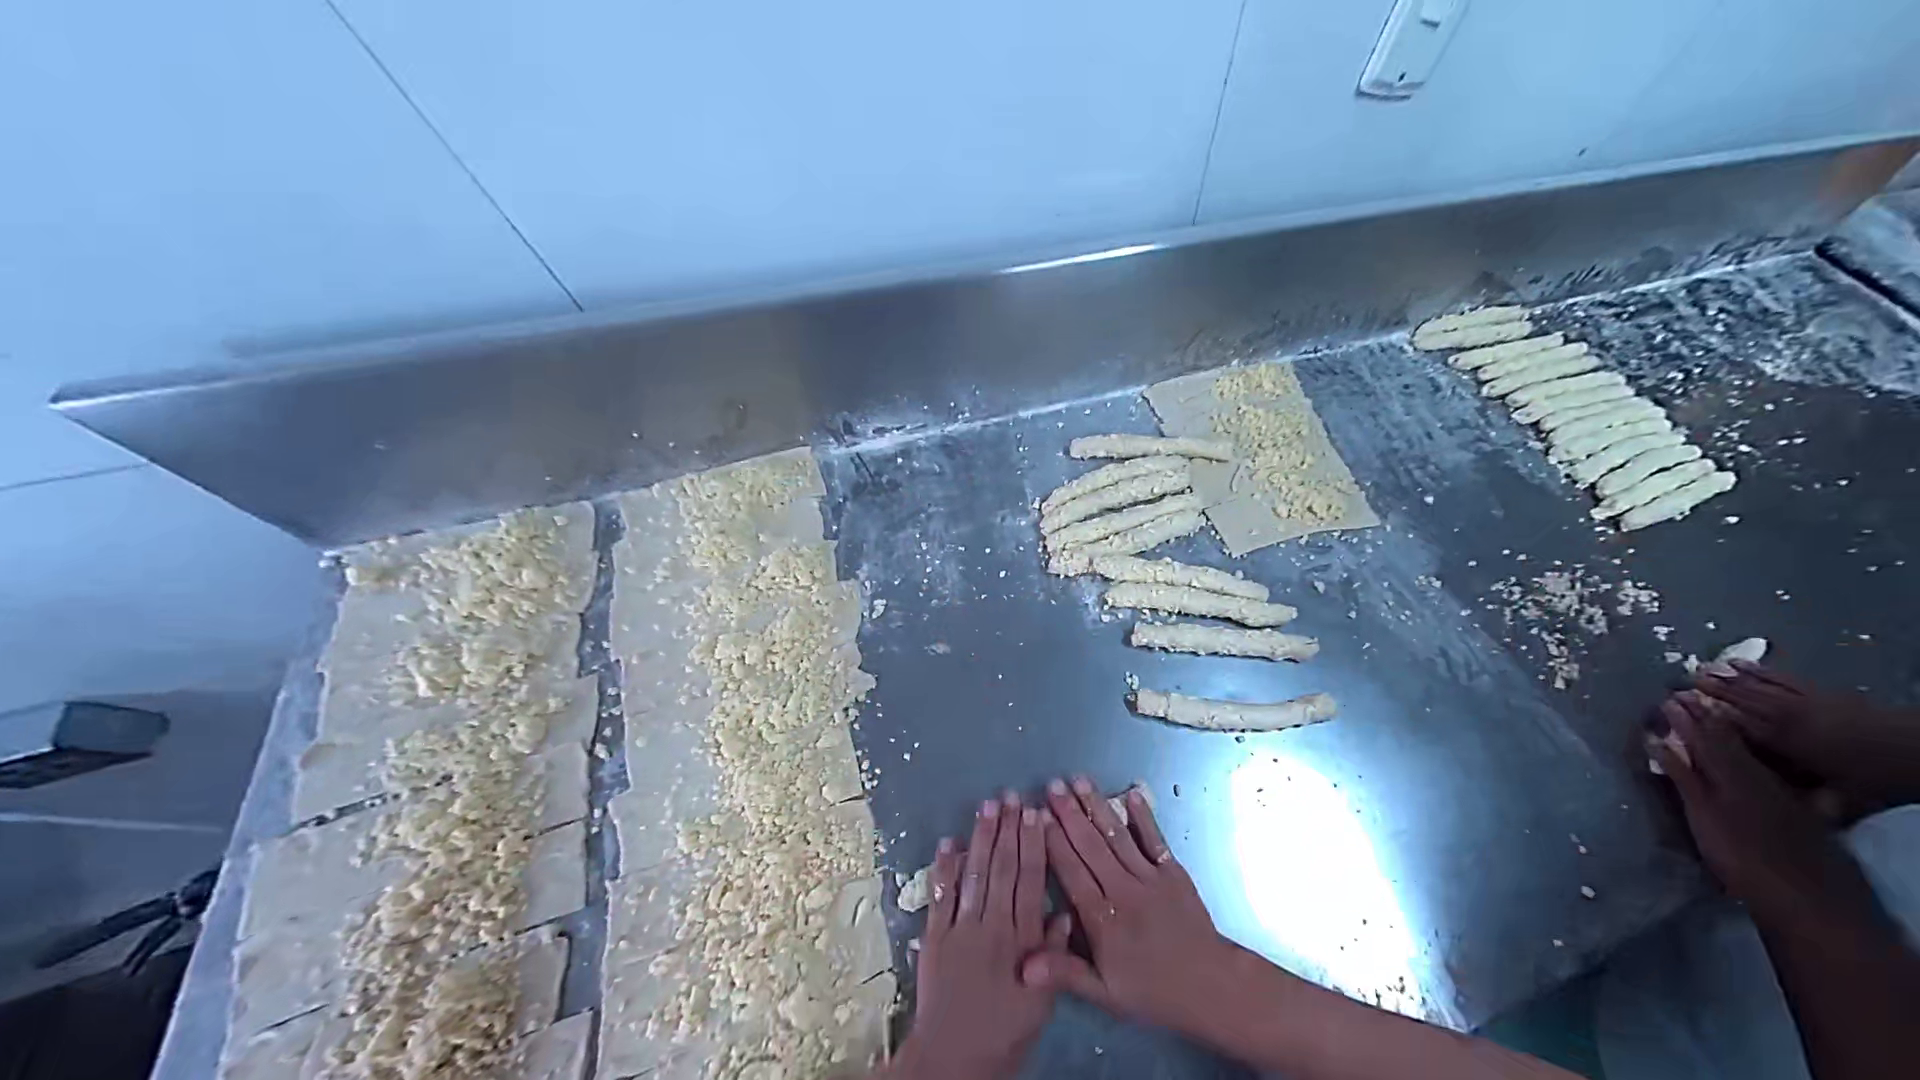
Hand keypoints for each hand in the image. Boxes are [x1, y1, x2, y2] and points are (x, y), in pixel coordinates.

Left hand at [887, 792, 1066, 1079]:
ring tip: (988, 806)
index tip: (1035, 814)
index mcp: (1021, 940)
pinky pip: (941, 895)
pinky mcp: (935, 935)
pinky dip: (945, 867)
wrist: (952, 1059)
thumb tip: (1062, 913)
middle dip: (1008, 830)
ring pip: (975, 874)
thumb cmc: (1003, 1034)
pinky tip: (950, 842)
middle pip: (1003, 869)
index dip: (1033, 845)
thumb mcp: (1040, 1005)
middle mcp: (992, 926)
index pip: (1030, 882)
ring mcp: (960, 927)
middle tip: (1011, 795)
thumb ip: (1052, 956)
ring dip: (982, 838)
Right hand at [1021, 777, 1244, 1038]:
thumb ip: (1064, 972)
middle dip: (1069, 813)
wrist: (1212, 989)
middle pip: (1090, 845)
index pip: (1071, 871)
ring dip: (1097, 806)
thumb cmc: (1152, 991)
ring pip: (1117, 836)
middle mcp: (1123, 890)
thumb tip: (1023, 966)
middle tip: (1052, 784)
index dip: (1052, 841)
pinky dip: (1143, 816)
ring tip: (1079, 780)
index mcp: (1102, 919)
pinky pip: (1154, 840)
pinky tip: (1131, 793)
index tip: (1036, 813)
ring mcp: (1150, 878)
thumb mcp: (1104, 992)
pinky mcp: (1173, 872)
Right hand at [1652, 692, 1881, 927]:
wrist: (1806, 901)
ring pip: (1752, 754)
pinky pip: (1771, 770)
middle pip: (1732, 742)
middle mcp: (1759, 779)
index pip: (1707, 738)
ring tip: (1714, 714)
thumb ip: (1683, 777)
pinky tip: (1750, 756)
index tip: (1673, 698)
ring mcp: (1781, 796)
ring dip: (1730, 733)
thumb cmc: (1741, 857)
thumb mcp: (1703, 816)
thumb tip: (1657, 741)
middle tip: (1688, 697)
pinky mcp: (1798, 813)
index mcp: (1734, 776)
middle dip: (1708, 720)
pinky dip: (1754, 756)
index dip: (1690, 718)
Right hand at [1694, 660, 1919, 818]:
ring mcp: (1801, 701)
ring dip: (1726, 678)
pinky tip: (1741, 664)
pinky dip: (1759, 670)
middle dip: (1707, 691)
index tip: (1675, 704)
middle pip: (1737, 700)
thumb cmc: (1874, 777)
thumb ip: (1792, 789)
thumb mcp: (1838, 794)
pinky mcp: (1818, 692)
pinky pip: (1781, 677)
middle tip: (1680, 683)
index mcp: (1781, 741)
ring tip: (1700, 669)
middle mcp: (1784, 717)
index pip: (1731, 724)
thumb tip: (1761, 789)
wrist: (1919, 750)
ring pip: (1755, 686)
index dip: (1702, 714)